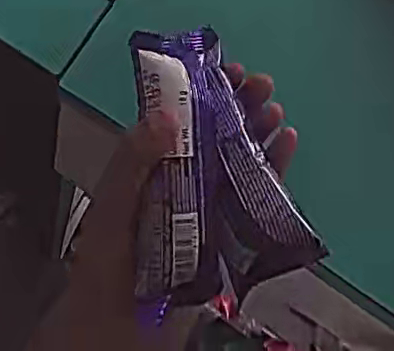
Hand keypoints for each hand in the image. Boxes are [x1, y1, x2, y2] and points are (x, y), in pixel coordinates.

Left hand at [28, 65, 295, 350]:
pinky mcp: (230, 231)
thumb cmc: (107, 264)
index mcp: (154, 160)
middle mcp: (184, 174)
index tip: (227, 69)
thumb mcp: (112, 205)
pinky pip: (257, 192)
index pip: (184, 114)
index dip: (206, 88)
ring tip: (274, 108)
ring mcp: (209, 201)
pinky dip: (274, 166)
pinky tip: (286, 144)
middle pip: (217, 129)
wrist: (115, 330)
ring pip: (239, 154)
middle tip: (260, 83)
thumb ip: (133, 160)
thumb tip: (167, 115)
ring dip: (259, 128)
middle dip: (240, 102)